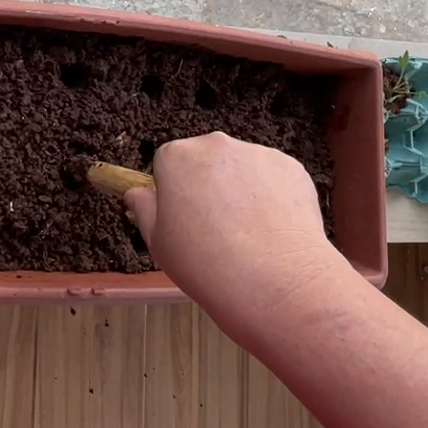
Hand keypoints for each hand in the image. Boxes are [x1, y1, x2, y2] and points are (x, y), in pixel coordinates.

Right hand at [124, 133, 344, 333]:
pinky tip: (270, 229)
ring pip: (240, 168)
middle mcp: (216, 145)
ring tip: (247, 235)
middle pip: (205, 161)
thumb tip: (137, 193)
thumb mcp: (158, 243)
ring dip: (240, 190)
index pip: (167, 163)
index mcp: (177, 157)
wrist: (276, 282)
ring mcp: (256, 153)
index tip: (183, 218)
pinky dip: (271, 197)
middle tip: (215, 229)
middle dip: (207, 186)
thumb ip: (144, 209)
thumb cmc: (208, 265)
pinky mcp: (290, 166)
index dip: (174, 192)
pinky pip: (272, 177)